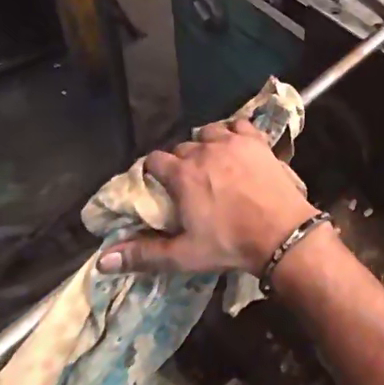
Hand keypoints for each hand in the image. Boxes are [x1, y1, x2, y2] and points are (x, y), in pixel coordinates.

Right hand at [98, 118, 317, 275]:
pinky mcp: (257, 140)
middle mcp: (204, 151)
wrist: (281, 231)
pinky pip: (239, 124)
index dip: (154, 171)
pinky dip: (234, 132)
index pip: (155, 160)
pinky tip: (236, 145)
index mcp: (182, 174)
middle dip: (180, 161)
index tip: (159, 184)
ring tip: (211, 161)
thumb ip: (142, 255)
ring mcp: (233, 142)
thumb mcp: (183, 255)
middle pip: (182, 147)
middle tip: (188, 182)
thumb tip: (101, 260)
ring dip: (206, 144)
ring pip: (209, 132)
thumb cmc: (229, 243)